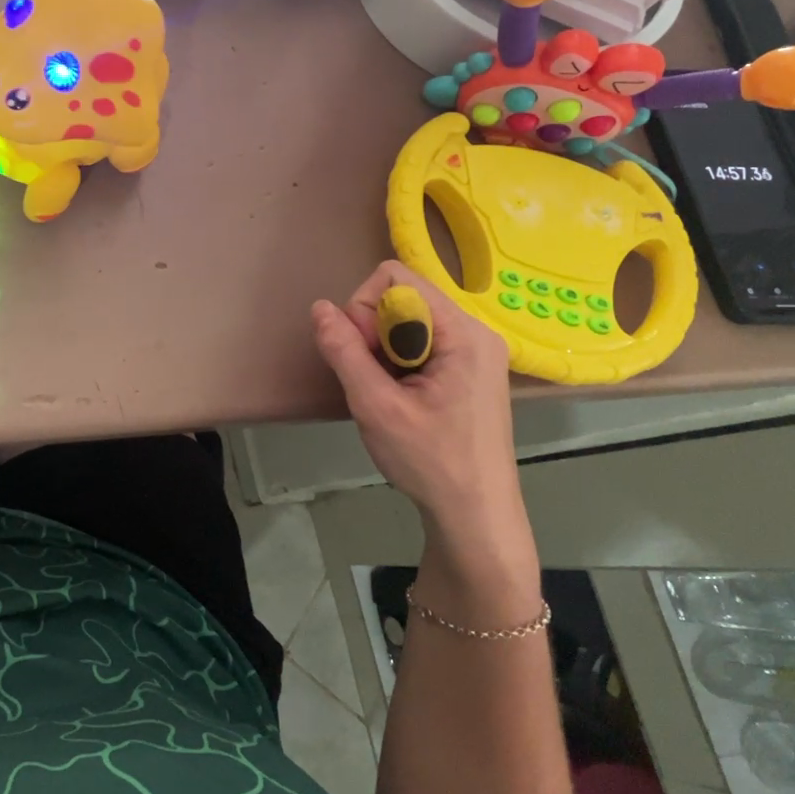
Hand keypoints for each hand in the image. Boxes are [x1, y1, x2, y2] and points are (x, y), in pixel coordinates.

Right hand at [311, 262, 521, 535]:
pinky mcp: (469, 370)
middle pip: (402, 297)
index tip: (364, 355)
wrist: (475, 514)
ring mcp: (475, 352)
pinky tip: (398, 397)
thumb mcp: (376, 406)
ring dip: (382, 350)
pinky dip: (397, 361)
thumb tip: (319, 308)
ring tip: (386, 393)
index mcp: (464, 333)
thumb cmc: (429, 461)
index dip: (364, 308)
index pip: (396, 279)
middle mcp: (475, 332)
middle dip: (372, 330)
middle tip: (372, 380)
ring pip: (407, 321)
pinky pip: (420, 342)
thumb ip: (345, 351)